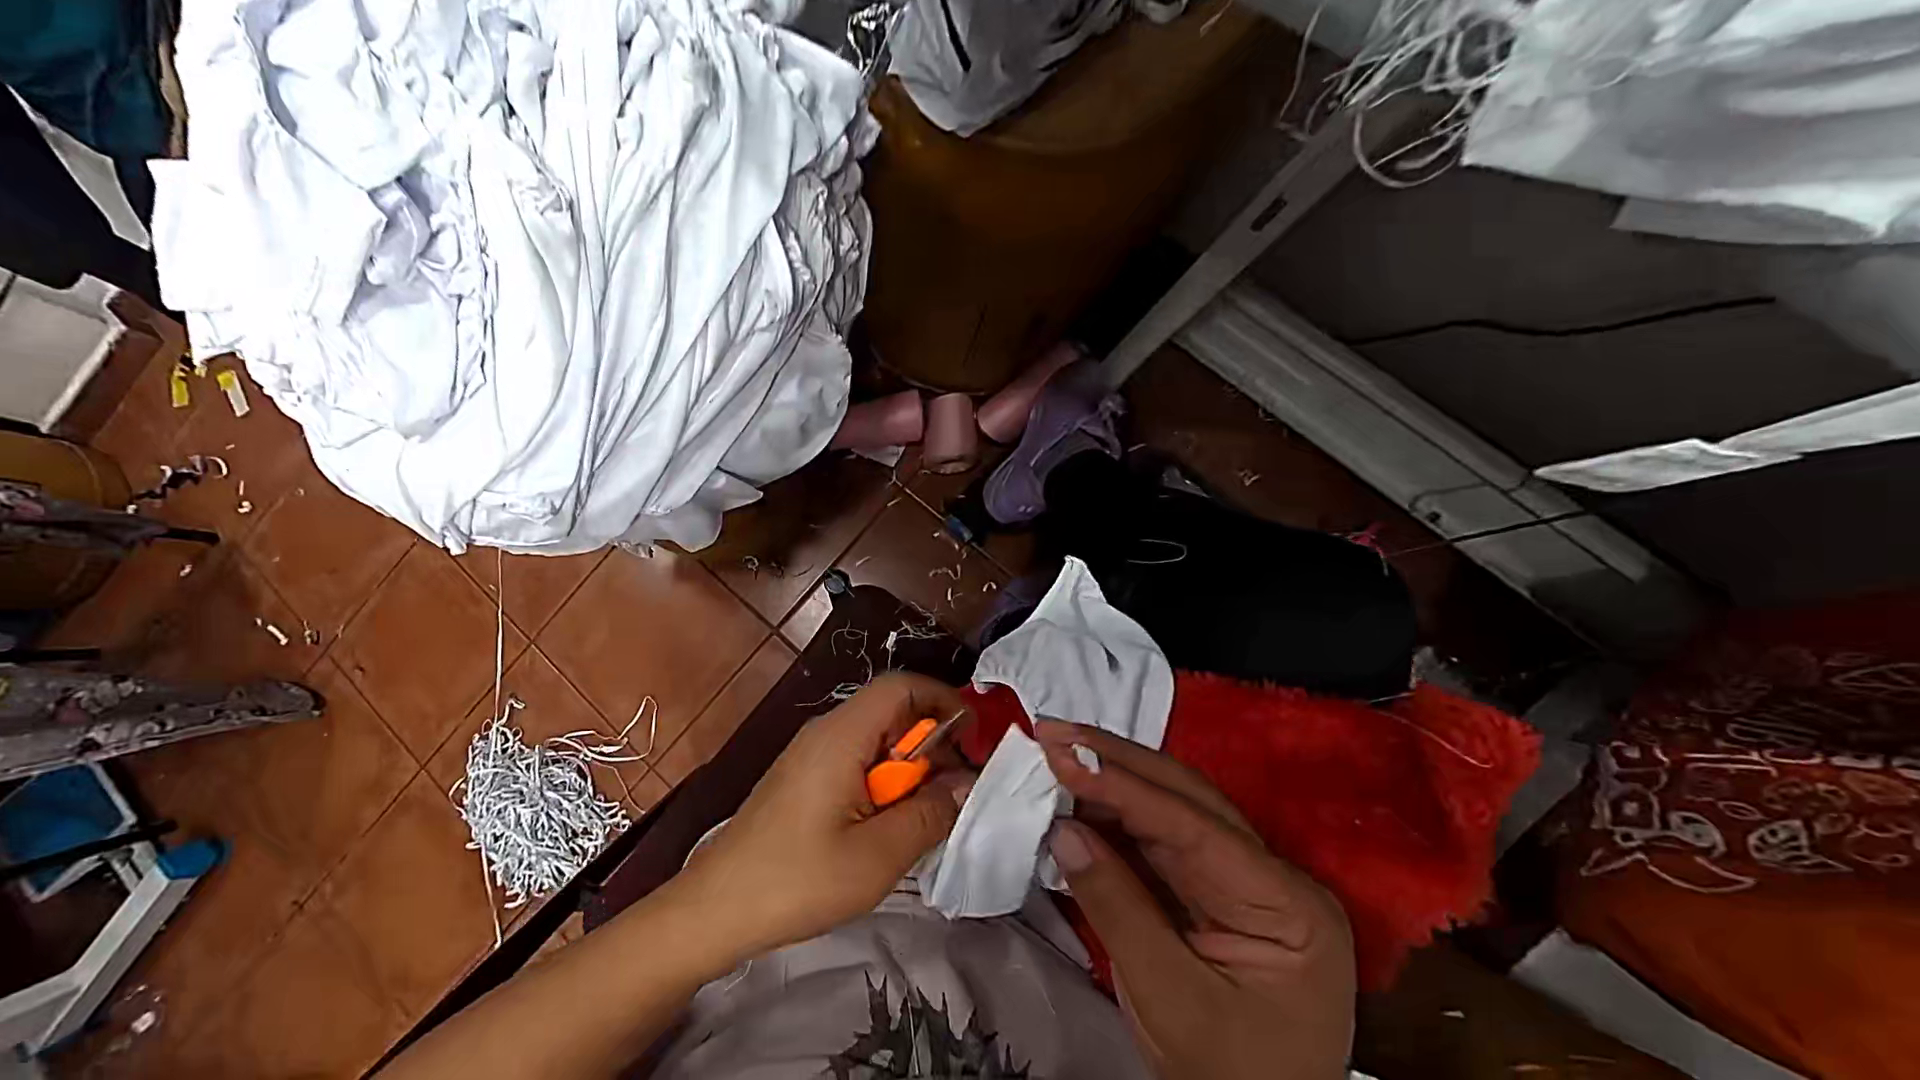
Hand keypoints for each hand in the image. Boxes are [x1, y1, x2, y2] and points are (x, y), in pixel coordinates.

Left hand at [669, 674, 973, 962]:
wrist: (714, 911)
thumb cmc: (796, 881)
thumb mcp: (877, 855)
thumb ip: (930, 813)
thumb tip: (967, 782)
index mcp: (842, 735)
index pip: (902, 686)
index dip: (945, 701)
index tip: (972, 741)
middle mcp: (826, 732)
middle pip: (892, 711)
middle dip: (932, 744)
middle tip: (953, 792)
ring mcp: (812, 754)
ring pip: (878, 739)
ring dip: (909, 769)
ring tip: (922, 816)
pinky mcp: (805, 777)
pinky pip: (858, 760)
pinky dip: (885, 782)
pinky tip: (887, 826)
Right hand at [1037, 719, 1354, 1079]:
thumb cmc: (1228, 1076)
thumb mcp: (1170, 1002)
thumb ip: (1117, 908)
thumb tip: (1062, 830)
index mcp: (1286, 902)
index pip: (1194, 824)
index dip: (1123, 784)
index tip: (1063, 752)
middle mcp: (1268, 873)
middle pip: (1186, 798)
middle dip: (1116, 762)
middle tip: (1052, 734)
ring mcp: (1238, 878)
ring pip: (1168, 810)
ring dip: (1109, 782)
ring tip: (1054, 757)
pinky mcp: (1207, 890)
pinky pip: (1156, 842)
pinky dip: (1111, 820)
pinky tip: (1075, 801)